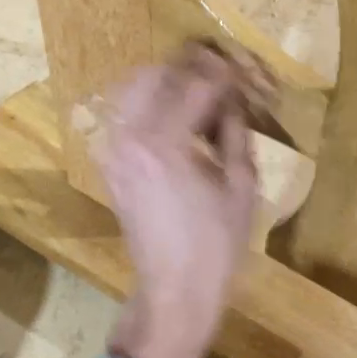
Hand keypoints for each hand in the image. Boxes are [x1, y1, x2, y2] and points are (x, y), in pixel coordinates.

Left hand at [96, 44, 259, 357]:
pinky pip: (125, 116)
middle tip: (223, 76)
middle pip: (156, 74)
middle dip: (192, 68)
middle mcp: (130, 136)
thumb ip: (235, 134)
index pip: (197, 83)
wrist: (175, 289)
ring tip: (200, 95)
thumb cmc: (217, 245)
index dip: (225, 72)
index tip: (246, 72)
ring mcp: (114, 150)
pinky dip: (150, 106)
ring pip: (134, 89)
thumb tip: (233, 101)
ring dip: (168, 83)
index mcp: (165, 141)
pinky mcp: (111, 165)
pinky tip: (178, 121)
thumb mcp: (241, 187)